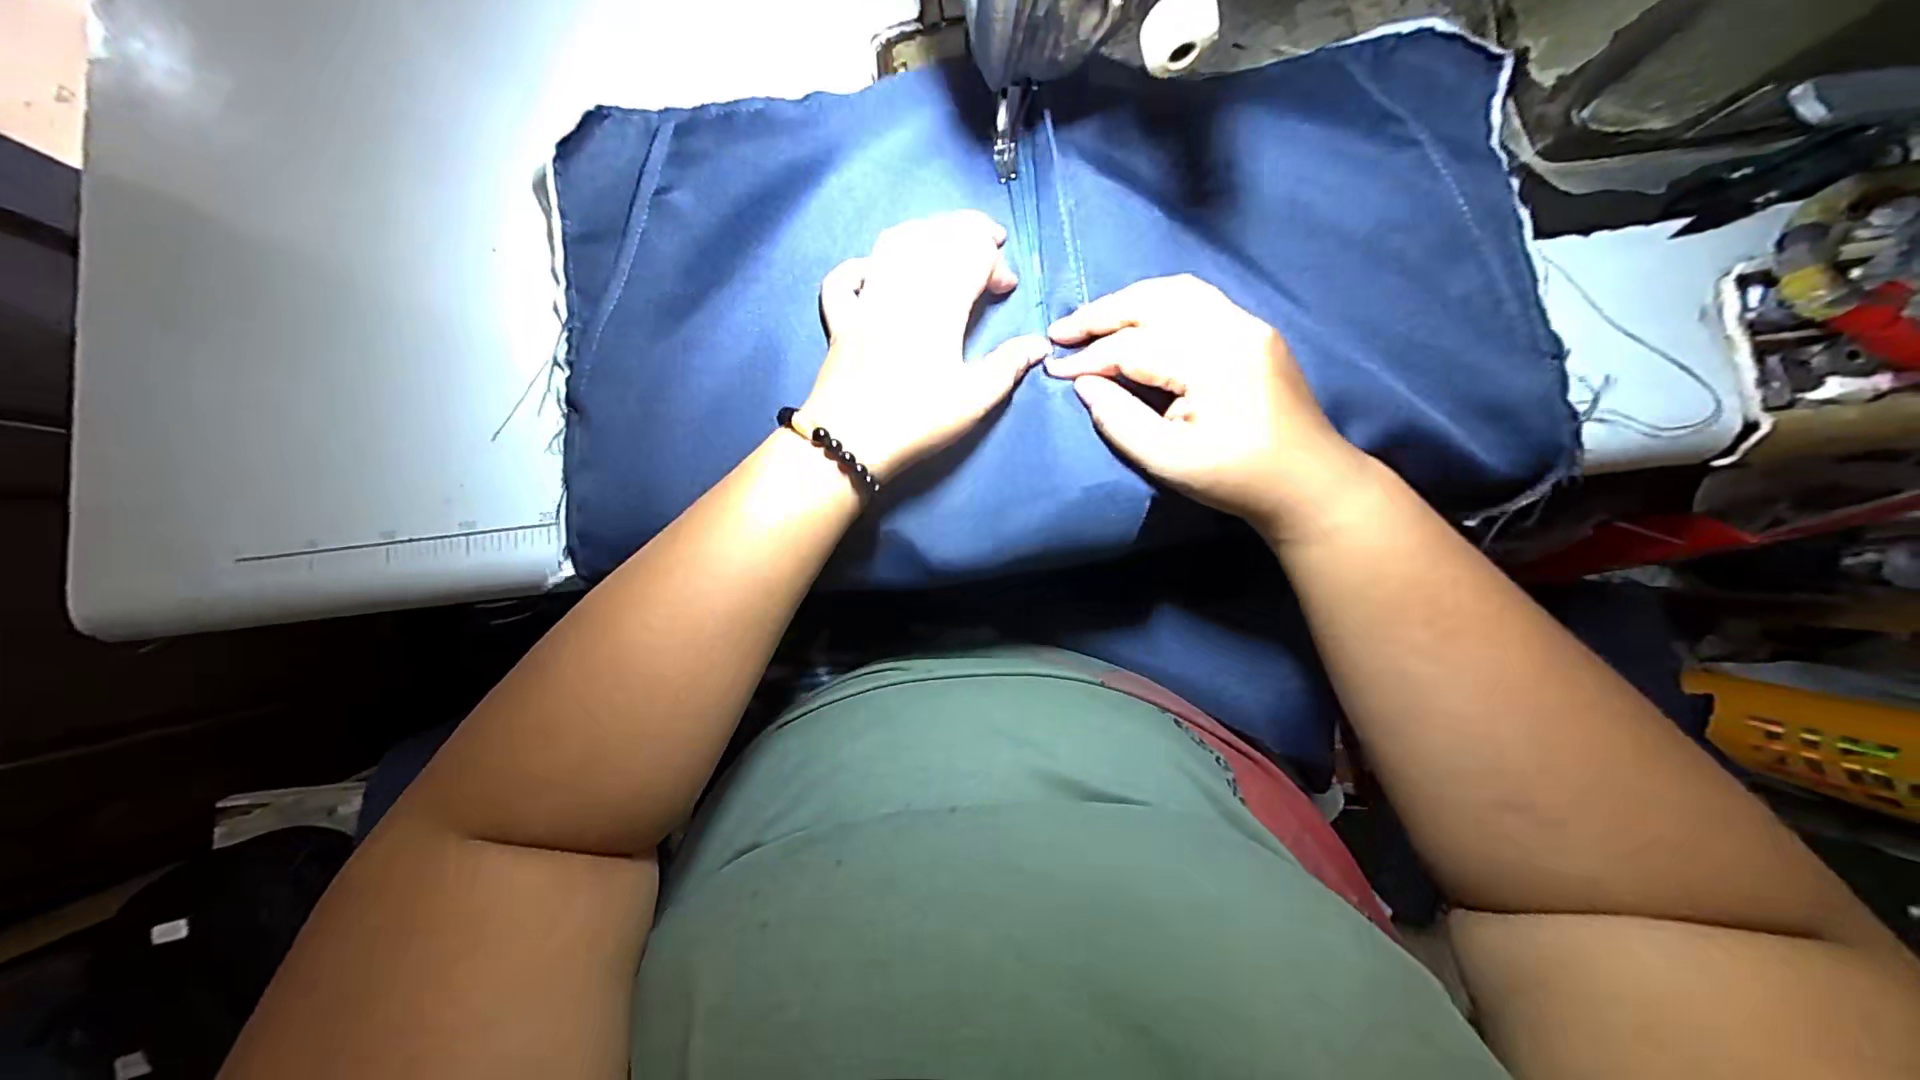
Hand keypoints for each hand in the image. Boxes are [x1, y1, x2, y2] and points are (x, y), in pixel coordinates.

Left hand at [794, 211, 1050, 480]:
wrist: (849, 442)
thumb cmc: (917, 420)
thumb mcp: (974, 400)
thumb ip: (1008, 366)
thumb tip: (1039, 345)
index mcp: (940, 305)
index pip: (972, 254)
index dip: (995, 263)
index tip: (1006, 289)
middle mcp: (902, 289)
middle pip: (935, 235)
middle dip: (967, 230)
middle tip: (989, 242)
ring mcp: (866, 301)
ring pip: (893, 242)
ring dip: (924, 232)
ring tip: (945, 241)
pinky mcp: (840, 320)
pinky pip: (844, 278)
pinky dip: (860, 265)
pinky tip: (875, 270)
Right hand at [1045, 274, 1381, 543]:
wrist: (1308, 481)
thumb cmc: (1235, 478)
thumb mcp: (1167, 460)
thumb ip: (1119, 419)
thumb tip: (1083, 384)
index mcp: (1211, 360)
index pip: (1134, 345)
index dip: (1089, 357)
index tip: (1053, 369)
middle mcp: (1231, 327)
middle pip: (1153, 300)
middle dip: (1102, 313)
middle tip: (1062, 330)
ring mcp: (1248, 324)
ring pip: (1176, 291)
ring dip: (1129, 302)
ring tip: (1093, 322)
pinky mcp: (1254, 331)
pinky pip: (1198, 300)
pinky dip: (1158, 304)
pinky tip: (1137, 321)